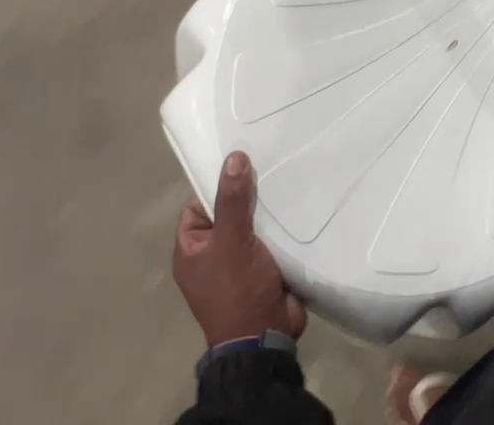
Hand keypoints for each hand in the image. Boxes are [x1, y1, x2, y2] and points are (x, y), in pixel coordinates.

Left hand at [173, 151, 307, 345]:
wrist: (264, 335)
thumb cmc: (236, 289)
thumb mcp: (231, 241)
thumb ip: (232, 200)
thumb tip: (234, 157)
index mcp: (192, 251)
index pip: (199, 207)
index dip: (217, 188)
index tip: (243, 167)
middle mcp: (213, 256)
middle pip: (230, 214)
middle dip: (250, 197)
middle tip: (272, 170)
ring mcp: (240, 264)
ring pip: (254, 226)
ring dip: (270, 213)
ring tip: (291, 183)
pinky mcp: (266, 269)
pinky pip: (272, 240)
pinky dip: (284, 229)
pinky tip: (301, 208)